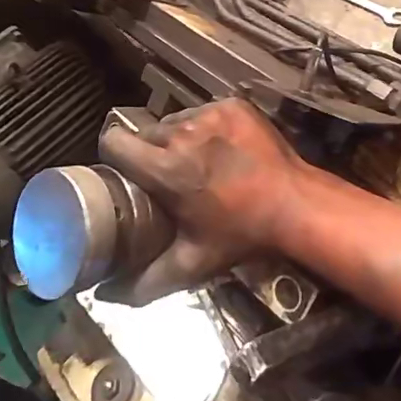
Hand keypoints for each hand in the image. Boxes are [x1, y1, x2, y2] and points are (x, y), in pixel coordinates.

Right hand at [98, 98, 312, 305]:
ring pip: (177, 120)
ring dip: (180, 138)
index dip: (115, 156)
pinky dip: (207, 126)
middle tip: (169, 176)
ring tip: (199, 162)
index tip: (125, 172)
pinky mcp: (234, 105)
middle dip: (152, 152)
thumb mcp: (191, 262)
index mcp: (166, 167)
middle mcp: (185, 132)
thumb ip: (144, 282)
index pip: (116, 142)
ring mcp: (212, 113)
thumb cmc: (242, 231)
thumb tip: (106, 294)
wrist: (294, 202)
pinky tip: (221, 147)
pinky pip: (205, 111)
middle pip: (147, 132)